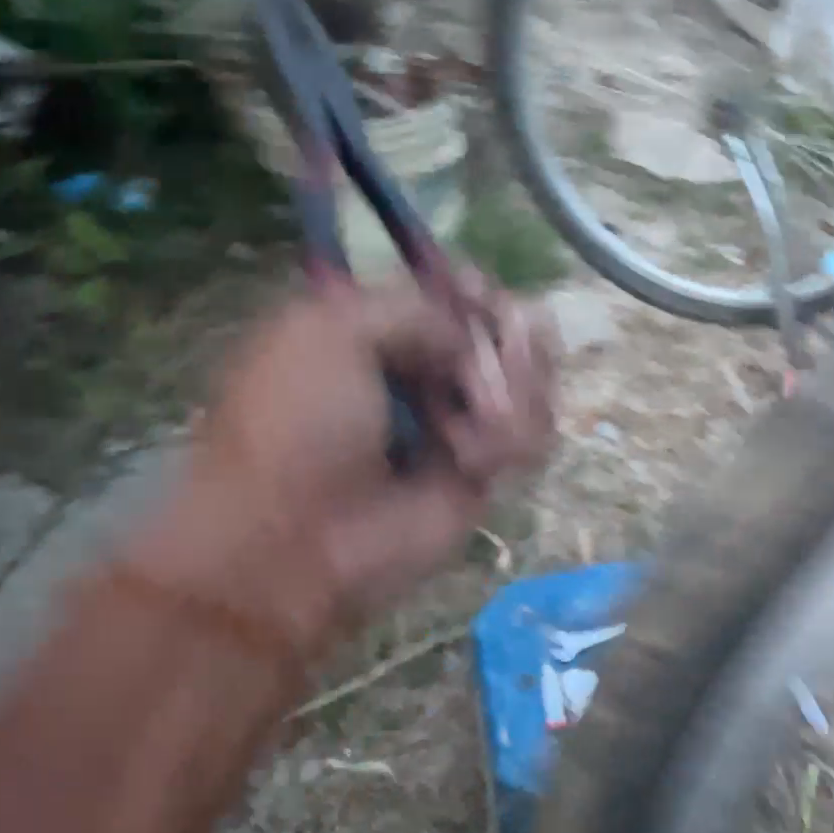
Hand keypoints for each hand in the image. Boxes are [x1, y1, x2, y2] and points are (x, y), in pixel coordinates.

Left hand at [119, 280, 557, 665]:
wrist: (296, 540)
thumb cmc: (296, 427)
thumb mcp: (327, 332)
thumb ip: (413, 305)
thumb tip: (475, 333)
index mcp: (377, 332)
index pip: (452, 295)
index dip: (477, 292)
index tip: (484, 295)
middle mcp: (426, 372)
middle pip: (505, 333)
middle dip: (508, 341)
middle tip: (503, 354)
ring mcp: (462, 421)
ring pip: (532, 382)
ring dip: (516, 393)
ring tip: (482, 415)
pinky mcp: (490, 469)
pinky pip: (537, 434)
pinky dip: (515, 438)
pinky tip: (475, 458)